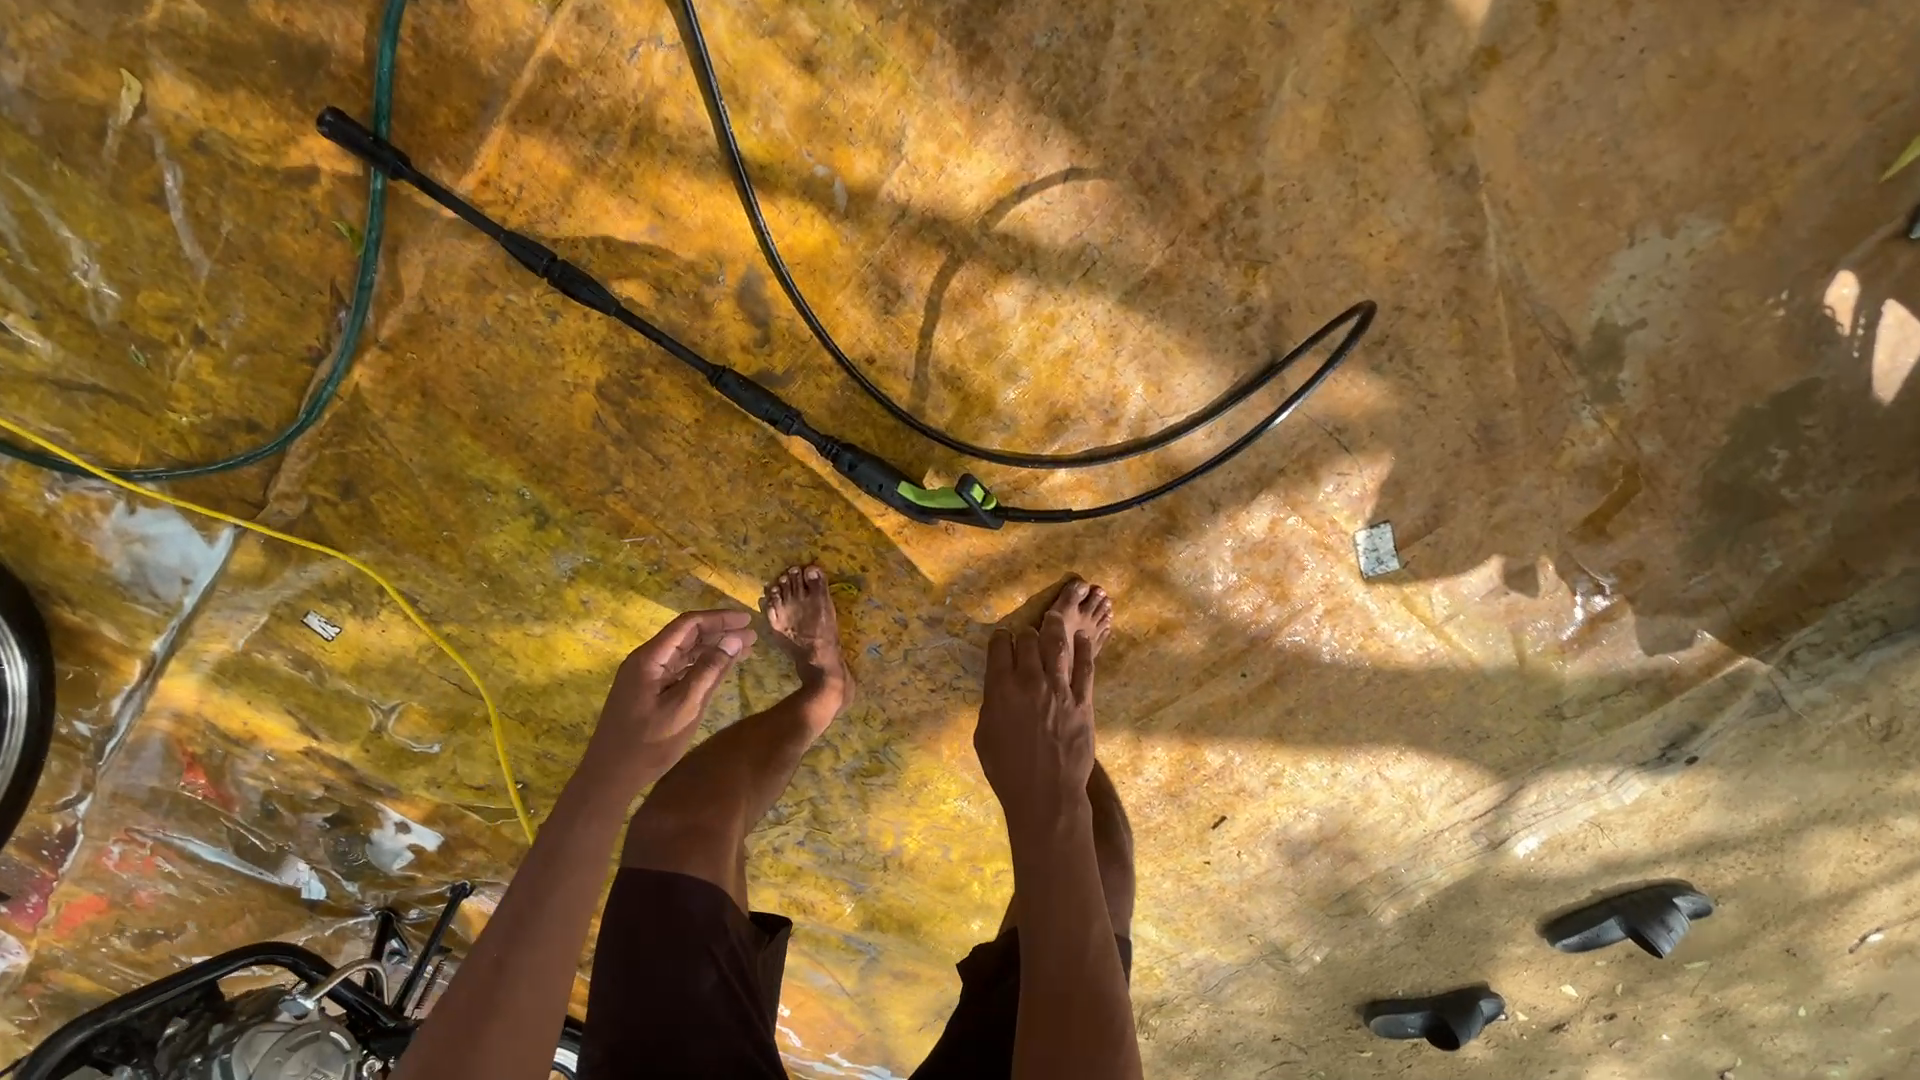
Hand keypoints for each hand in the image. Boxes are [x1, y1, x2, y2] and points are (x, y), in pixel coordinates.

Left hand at [585, 610, 756, 793]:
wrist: (609, 778)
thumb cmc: (648, 744)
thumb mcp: (685, 707)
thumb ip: (709, 671)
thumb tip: (734, 639)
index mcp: (649, 658)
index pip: (688, 624)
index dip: (720, 618)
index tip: (747, 620)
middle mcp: (645, 661)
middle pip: (686, 635)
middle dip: (719, 632)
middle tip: (752, 636)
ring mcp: (645, 676)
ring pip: (684, 652)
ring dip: (712, 649)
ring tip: (743, 650)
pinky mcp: (648, 691)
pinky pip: (679, 669)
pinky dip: (701, 666)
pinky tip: (720, 669)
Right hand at [974, 610, 1096, 833]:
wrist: (1046, 795)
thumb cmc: (1008, 771)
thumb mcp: (984, 736)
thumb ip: (991, 704)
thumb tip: (1000, 688)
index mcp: (1001, 689)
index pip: (1000, 647)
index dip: (1000, 638)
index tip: (1002, 639)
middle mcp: (1030, 681)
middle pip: (1029, 641)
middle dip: (1026, 634)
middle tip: (1027, 636)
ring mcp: (1060, 689)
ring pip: (1056, 645)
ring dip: (1053, 629)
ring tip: (1053, 620)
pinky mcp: (1084, 700)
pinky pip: (1085, 666)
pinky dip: (1083, 648)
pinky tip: (1081, 638)